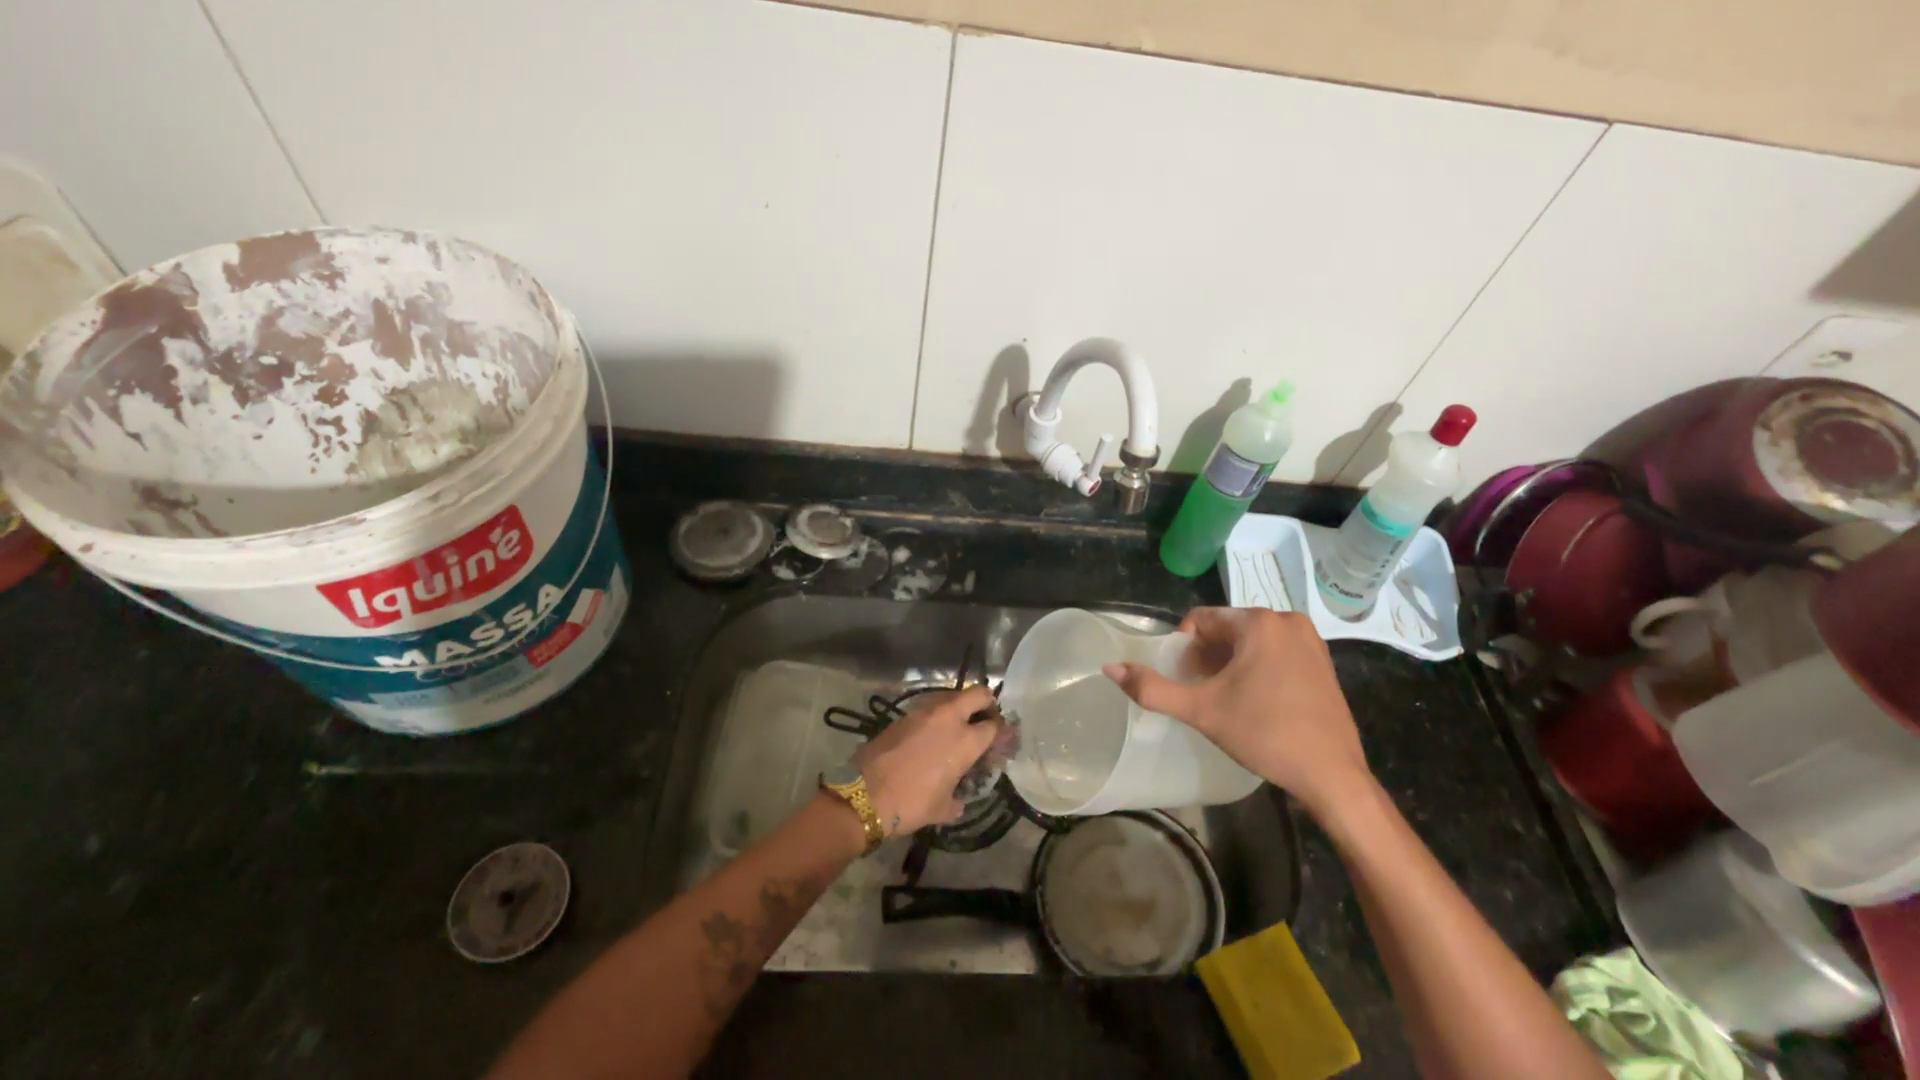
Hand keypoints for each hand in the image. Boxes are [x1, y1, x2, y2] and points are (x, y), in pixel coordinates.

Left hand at [852, 685, 1001, 835]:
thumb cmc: (912, 804)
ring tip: (957, 726)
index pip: (994, 726)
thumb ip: (957, 801)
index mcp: (966, 741)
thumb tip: (959, 800)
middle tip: (984, 719)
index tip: (1001, 740)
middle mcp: (949, 718)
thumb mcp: (942, 809)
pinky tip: (932, 733)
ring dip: (959, 706)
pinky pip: (928, 707)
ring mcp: (923, 712)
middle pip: (977, 694)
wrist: (865, 794)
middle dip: (986, 702)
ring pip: (951, 696)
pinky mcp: (903, 715)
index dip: (1001, 732)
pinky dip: (936, 714)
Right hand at [1103, 608, 1372, 815]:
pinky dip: (1257, 668)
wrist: (1330, 773)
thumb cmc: (1264, 734)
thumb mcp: (1202, 711)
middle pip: (1228, 629)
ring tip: (1226, 700)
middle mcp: (1287, 620)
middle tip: (1201, 693)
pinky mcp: (1323, 662)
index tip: (1183, 680)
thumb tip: (1111, 668)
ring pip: (1252, 641)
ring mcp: (1310, 640)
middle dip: (1207, 656)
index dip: (1184, 648)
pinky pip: (1277, 652)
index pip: (1203, 620)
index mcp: (1259, 623)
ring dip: (1231, 663)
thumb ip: (1153, 688)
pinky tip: (1255, 702)